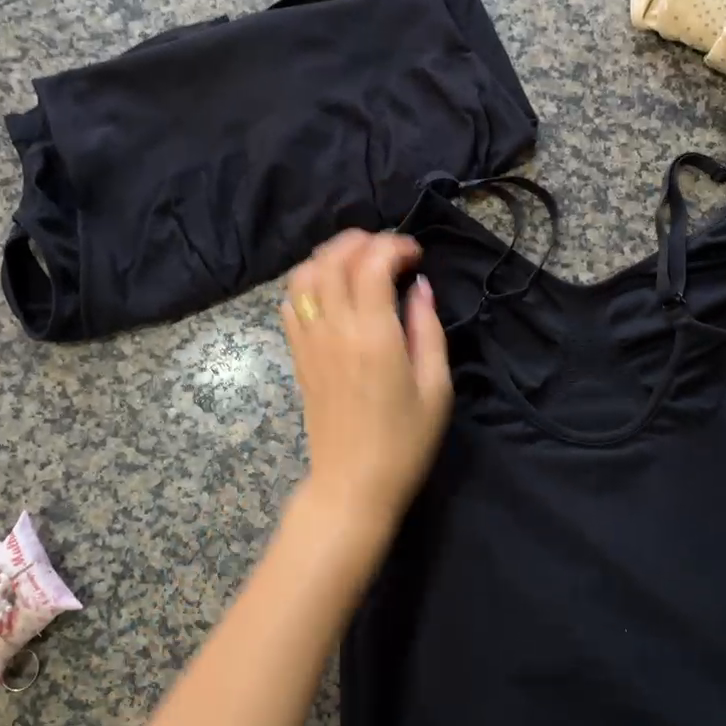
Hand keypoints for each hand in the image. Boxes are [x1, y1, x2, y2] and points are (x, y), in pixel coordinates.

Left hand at [281, 231, 452, 532]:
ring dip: (330, 256)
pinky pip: (290, 303)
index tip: (416, 255)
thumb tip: (421, 287)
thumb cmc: (404, 441)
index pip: (372, 263)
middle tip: (389, 250)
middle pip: (333, 258)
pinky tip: (331, 291)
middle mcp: (334, 328)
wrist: (352, 485)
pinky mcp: (298, 355)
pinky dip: (308, 283)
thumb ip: (428, 329)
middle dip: (361, 241)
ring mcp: (309, 341)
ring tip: (357, 261)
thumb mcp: (435, 388)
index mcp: (373, 334)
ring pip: (304, 275)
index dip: (395, 245)